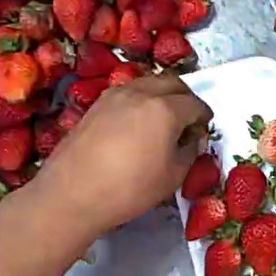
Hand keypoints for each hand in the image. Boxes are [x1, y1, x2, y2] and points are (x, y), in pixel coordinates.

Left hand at [28, 73, 212, 237]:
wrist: (72, 193)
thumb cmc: (129, 188)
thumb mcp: (172, 177)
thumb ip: (189, 152)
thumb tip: (191, 139)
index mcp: (166, 109)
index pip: (195, 104)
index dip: (204, 116)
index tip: (204, 128)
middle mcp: (142, 93)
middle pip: (173, 83)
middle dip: (186, 97)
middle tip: (188, 118)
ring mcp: (115, 95)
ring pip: (148, 82)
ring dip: (162, 94)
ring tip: (163, 117)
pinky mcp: (96, 104)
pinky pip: (127, 92)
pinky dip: (140, 99)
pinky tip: (136, 121)